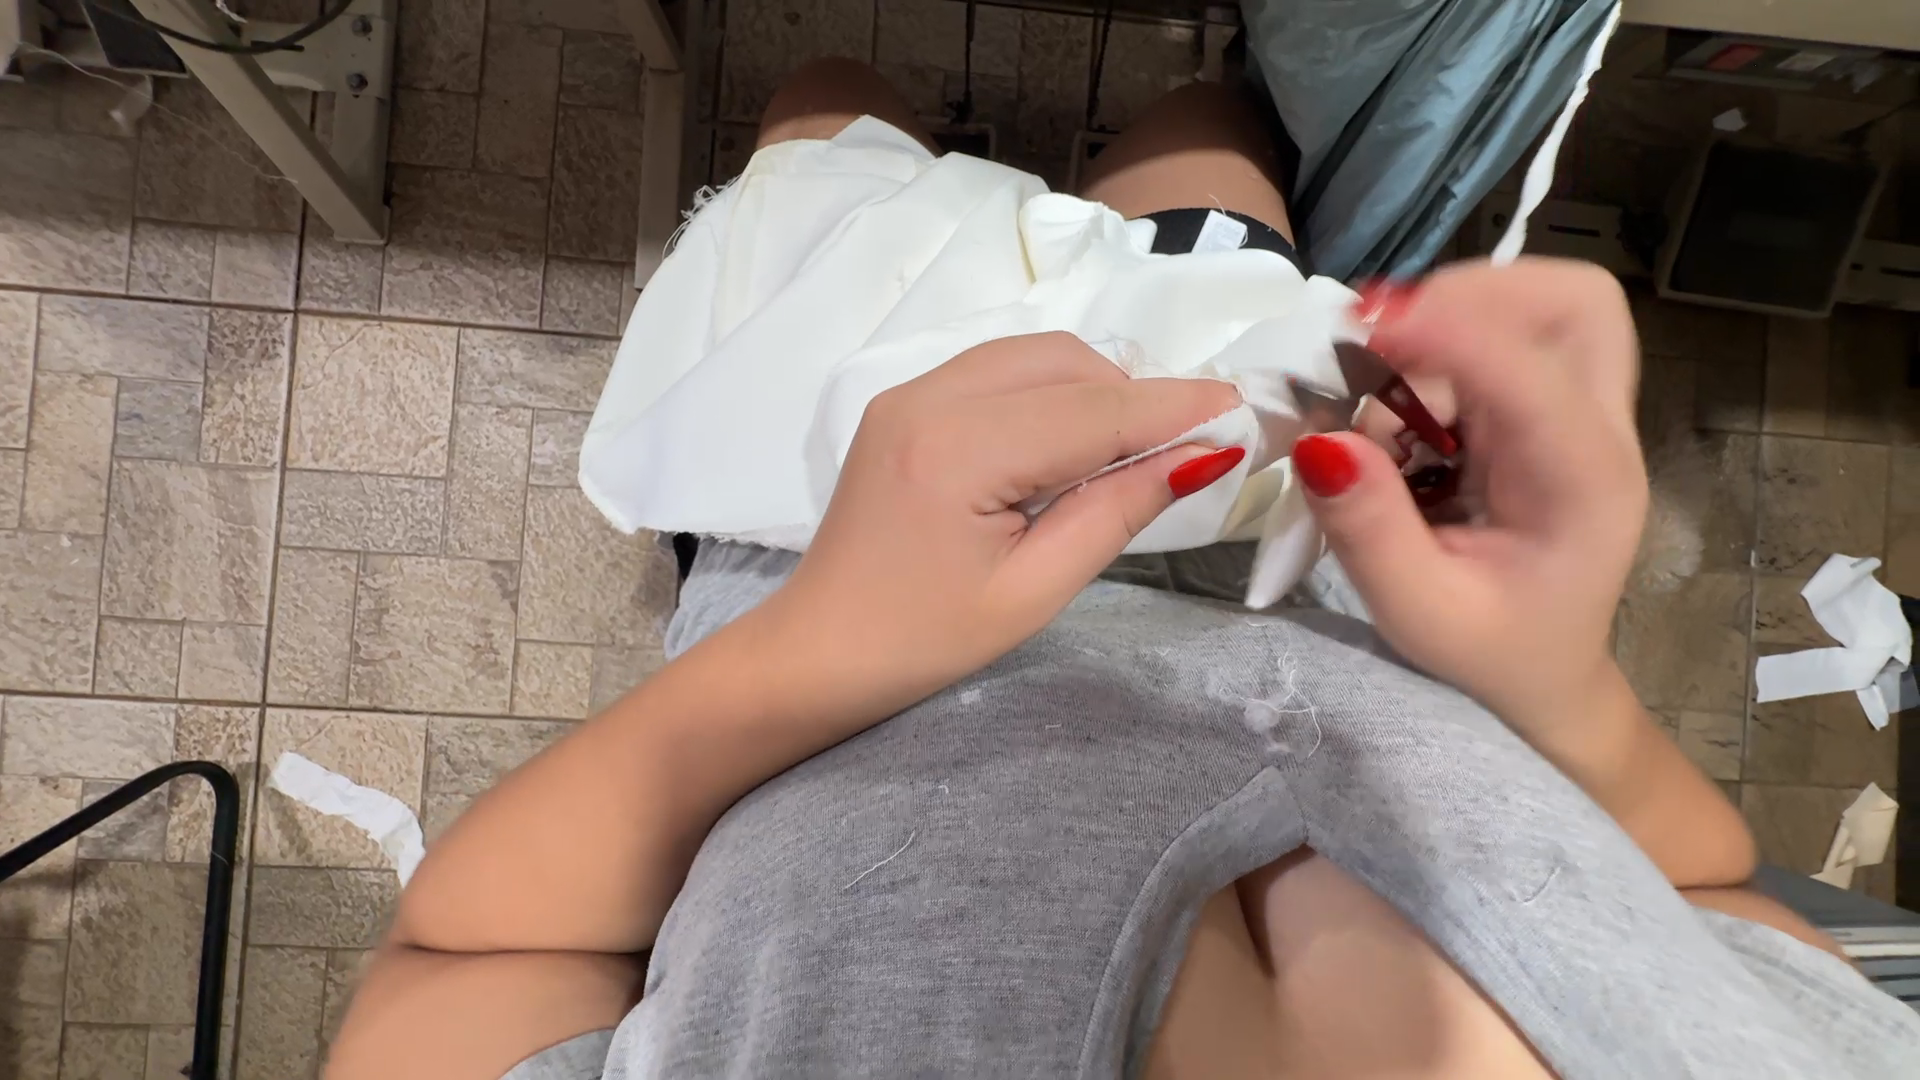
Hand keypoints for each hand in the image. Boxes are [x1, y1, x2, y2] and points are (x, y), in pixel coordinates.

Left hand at [758, 332, 1241, 719]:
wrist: (817, 650)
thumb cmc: (922, 643)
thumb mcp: (1032, 592)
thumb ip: (1113, 513)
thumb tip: (1196, 456)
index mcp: (959, 451)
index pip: (1092, 412)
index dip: (1173, 407)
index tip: (1241, 406)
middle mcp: (928, 398)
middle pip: (1063, 362)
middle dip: (1133, 394)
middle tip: (1182, 445)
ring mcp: (907, 393)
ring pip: (1030, 357)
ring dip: (1092, 388)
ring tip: (1127, 448)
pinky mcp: (901, 405)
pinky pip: (995, 373)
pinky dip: (1047, 392)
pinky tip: (1065, 441)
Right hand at [1292, 259, 1647, 730]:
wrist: (1538, 672)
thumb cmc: (1487, 652)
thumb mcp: (1416, 610)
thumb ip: (1369, 531)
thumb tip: (1320, 441)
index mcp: (1582, 483)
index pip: (1529, 371)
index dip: (1444, 332)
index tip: (1353, 330)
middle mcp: (1591, 431)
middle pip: (1569, 304)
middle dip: (1468, 295)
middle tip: (1376, 334)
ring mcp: (1566, 418)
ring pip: (1523, 316)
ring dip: (1429, 337)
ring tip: (1365, 409)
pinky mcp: (1531, 417)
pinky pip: (1485, 349)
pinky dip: (1421, 362)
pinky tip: (1385, 422)